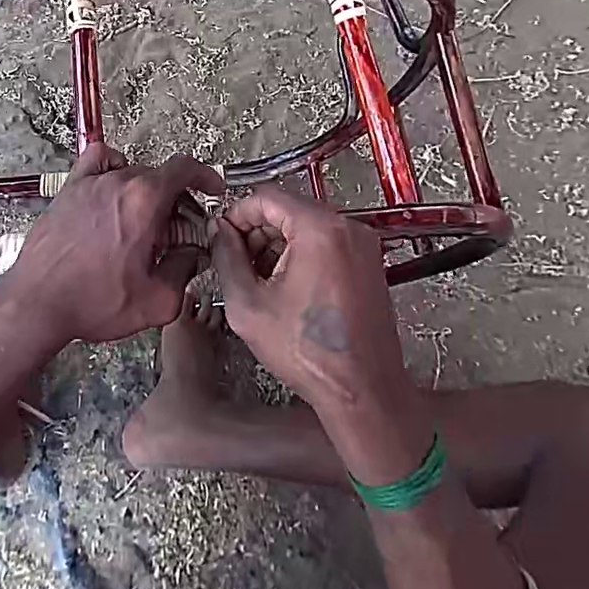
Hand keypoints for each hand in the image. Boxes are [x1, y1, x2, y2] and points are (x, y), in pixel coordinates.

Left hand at [1, 143, 224, 347]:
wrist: (36, 304)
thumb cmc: (90, 301)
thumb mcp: (157, 300)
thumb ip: (185, 271)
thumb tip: (192, 256)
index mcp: (144, 201)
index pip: (185, 168)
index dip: (205, 176)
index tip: (211, 188)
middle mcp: (118, 183)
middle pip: (160, 177)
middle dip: (177, 201)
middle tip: (177, 231)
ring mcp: (91, 184)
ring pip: (132, 174)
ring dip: (146, 193)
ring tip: (143, 223)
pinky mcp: (69, 191)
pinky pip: (97, 162)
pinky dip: (112, 168)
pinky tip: (113, 190)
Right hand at [210, 188, 410, 415]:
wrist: (363, 391)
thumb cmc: (314, 356)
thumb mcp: (248, 304)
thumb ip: (226, 258)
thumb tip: (219, 233)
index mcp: (320, 231)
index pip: (268, 197)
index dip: (238, 214)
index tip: (224, 234)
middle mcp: (347, 229)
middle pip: (289, 209)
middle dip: (257, 231)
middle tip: (238, 261)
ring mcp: (362, 246)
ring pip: (307, 226)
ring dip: (278, 245)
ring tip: (261, 280)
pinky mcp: (368, 264)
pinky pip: (327, 243)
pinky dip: (302, 255)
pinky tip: (286, 288)